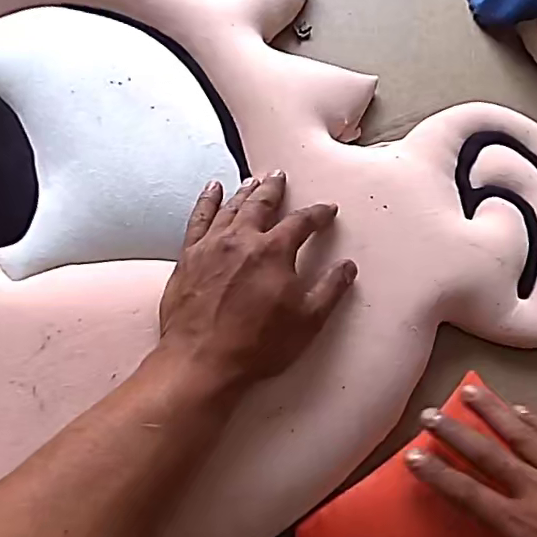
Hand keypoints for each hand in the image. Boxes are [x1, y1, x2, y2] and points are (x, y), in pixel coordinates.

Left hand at [155, 171, 357, 394]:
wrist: (202, 360)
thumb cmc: (257, 345)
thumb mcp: (307, 321)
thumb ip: (330, 290)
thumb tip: (347, 268)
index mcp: (274, 252)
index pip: (302, 222)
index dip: (318, 214)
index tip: (326, 210)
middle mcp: (242, 239)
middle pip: (261, 204)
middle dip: (274, 189)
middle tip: (280, 176)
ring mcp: (212, 246)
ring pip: (231, 207)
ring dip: (245, 192)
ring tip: (253, 181)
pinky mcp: (188, 257)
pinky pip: (198, 219)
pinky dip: (207, 201)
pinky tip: (212, 190)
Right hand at [404, 385, 536, 536]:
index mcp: (523, 530)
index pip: (468, 495)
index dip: (437, 475)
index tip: (413, 456)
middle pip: (489, 455)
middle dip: (455, 433)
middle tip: (430, 414)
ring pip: (524, 436)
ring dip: (494, 412)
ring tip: (472, 391)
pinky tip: (523, 411)